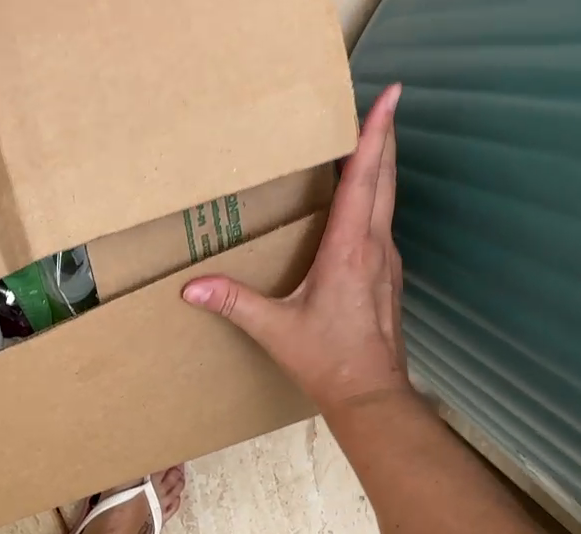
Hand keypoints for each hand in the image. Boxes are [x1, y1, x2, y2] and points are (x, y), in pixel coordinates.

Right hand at [182, 83, 408, 417]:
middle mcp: (374, 247)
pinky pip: (382, 225)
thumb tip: (191, 287)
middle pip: (384, 178)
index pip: (364, 179)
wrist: (369, 392)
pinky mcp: (386, 276)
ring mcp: (385, 261)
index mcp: (349, 251)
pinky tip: (362, 205)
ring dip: (381, 168)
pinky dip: (375, 200)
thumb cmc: (327, 360)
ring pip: (388, 200)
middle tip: (382, 103)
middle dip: (383, 137)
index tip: (389, 95)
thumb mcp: (274, 330)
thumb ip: (233, 303)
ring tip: (370, 144)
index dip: (375, 134)